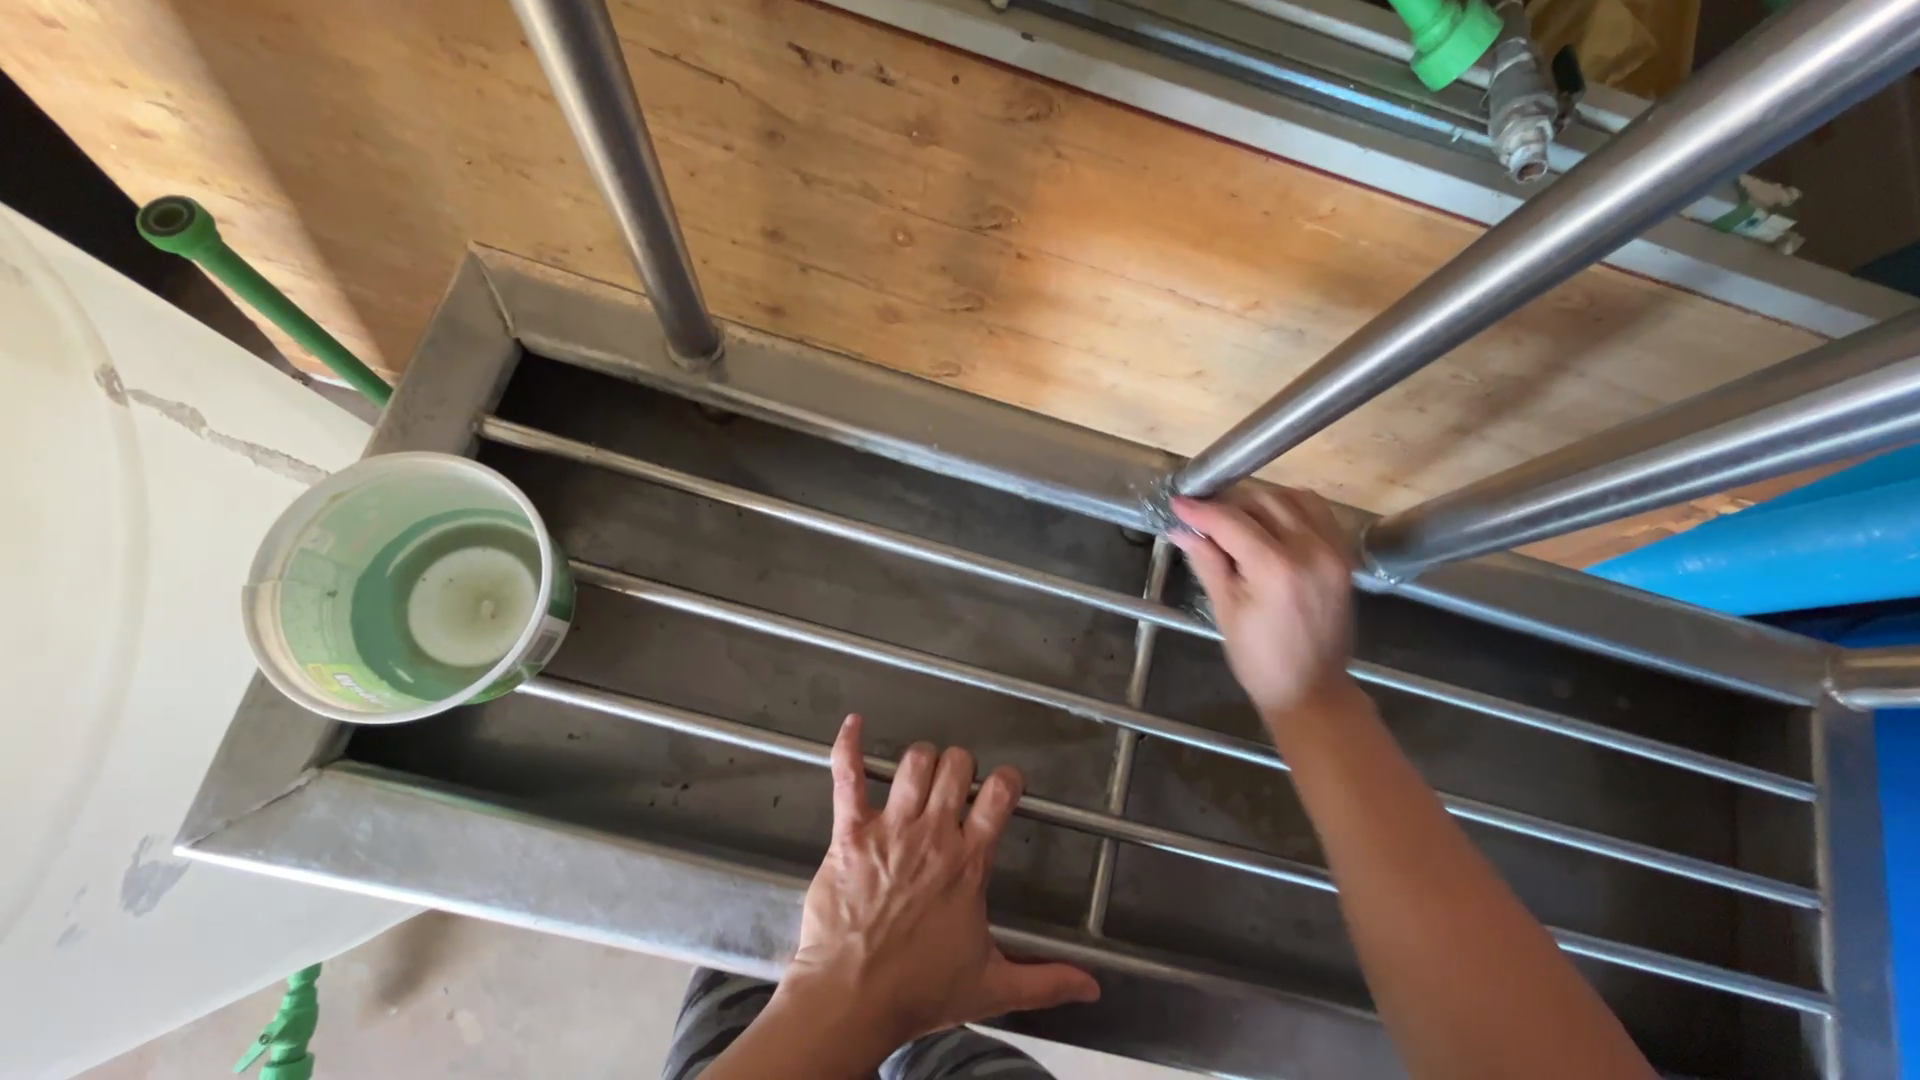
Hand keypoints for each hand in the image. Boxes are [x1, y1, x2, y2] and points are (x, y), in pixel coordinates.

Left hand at [780, 715, 1100, 1047]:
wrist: (852, 1000)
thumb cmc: (919, 992)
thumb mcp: (992, 986)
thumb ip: (1046, 981)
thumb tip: (1091, 988)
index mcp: (969, 862)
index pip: (999, 796)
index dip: (1006, 780)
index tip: (1004, 784)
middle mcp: (933, 835)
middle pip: (956, 767)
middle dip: (960, 766)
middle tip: (957, 784)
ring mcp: (889, 829)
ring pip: (913, 764)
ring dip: (920, 761)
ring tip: (921, 772)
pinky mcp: (849, 833)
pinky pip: (847, 777)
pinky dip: (848, 747)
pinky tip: (853, 725)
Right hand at [1170, 486, 1356, 721]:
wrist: (1311, 688)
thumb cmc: (1259, 658)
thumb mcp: (1225, 609)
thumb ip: (1207, 560)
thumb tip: (1181, 528)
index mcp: (1276, 569)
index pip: (1231, 521)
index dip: (1201, 510)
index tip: (1178, 504)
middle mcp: (1310, 551)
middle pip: (1263, 502)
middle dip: (1229, 505)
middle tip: (1205, 520)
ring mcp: (1333, 551)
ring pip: (1292, 499)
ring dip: (1261, 503)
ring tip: (1238, 522)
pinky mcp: (1344, 556)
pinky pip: (1318, 513)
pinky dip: (1291, 510)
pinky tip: (1271, 525)